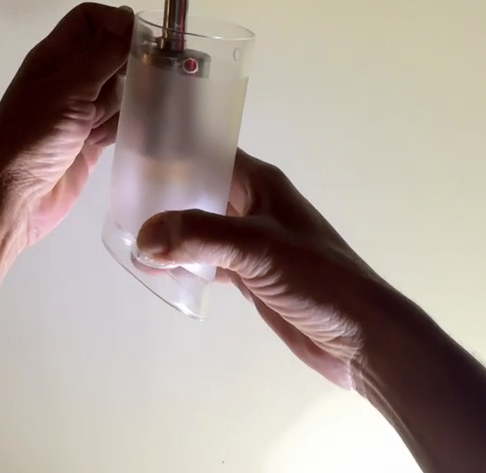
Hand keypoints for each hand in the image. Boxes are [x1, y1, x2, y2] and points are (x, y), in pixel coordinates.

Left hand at [0, 3, 131, 253]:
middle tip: (158, 73)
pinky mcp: (92, 139)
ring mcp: (81, 110)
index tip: (144, 38)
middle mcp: (69, 78)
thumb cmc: (33, 134)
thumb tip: (126, 14)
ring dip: (132, 96)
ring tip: (142, 107)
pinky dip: (130, 123)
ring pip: (119, 88)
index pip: (88, 20)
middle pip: (110, 54)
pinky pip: (120, 120)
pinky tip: (142, 127)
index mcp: (56, 56)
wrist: (15, 197)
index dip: (115, 21)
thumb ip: (101, 54)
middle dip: (131, 62)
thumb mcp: (69, 87)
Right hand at [136, 150, 388, 389]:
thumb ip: (199, 236)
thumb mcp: (255, 246)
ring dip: (171, 230)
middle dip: (164, 191)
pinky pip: (207, 259)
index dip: (172, 147)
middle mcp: (253, 204)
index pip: (208, 150)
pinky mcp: (251, 275)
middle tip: (121, 197)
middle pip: (199, 188)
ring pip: (200, 225)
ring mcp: (251, 241)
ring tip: (130, 233)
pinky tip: (158, 270)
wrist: (365, 339)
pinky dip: (184, 262)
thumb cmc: (317, 277)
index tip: (133, 151)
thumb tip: (143, 237)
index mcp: (259, 181)